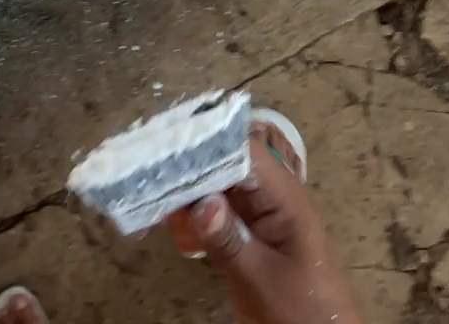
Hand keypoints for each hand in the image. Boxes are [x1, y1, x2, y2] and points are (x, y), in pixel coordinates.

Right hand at [167, 125, 362, 323]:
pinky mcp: (240, 226)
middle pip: (220, 159)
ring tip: (150, 197)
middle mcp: (264, 190)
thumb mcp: (262, 278)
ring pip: (210, 181)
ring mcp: (251, 208)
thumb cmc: (303, 308)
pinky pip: (208, 206)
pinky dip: (186, 210)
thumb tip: (200, 202)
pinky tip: (164, 219)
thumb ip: (230, 240)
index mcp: (281, 191)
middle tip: (145, 174)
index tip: (166, 147)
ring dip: (181, 187)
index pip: (241, 148)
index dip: (205, 141)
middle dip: (185, 164)